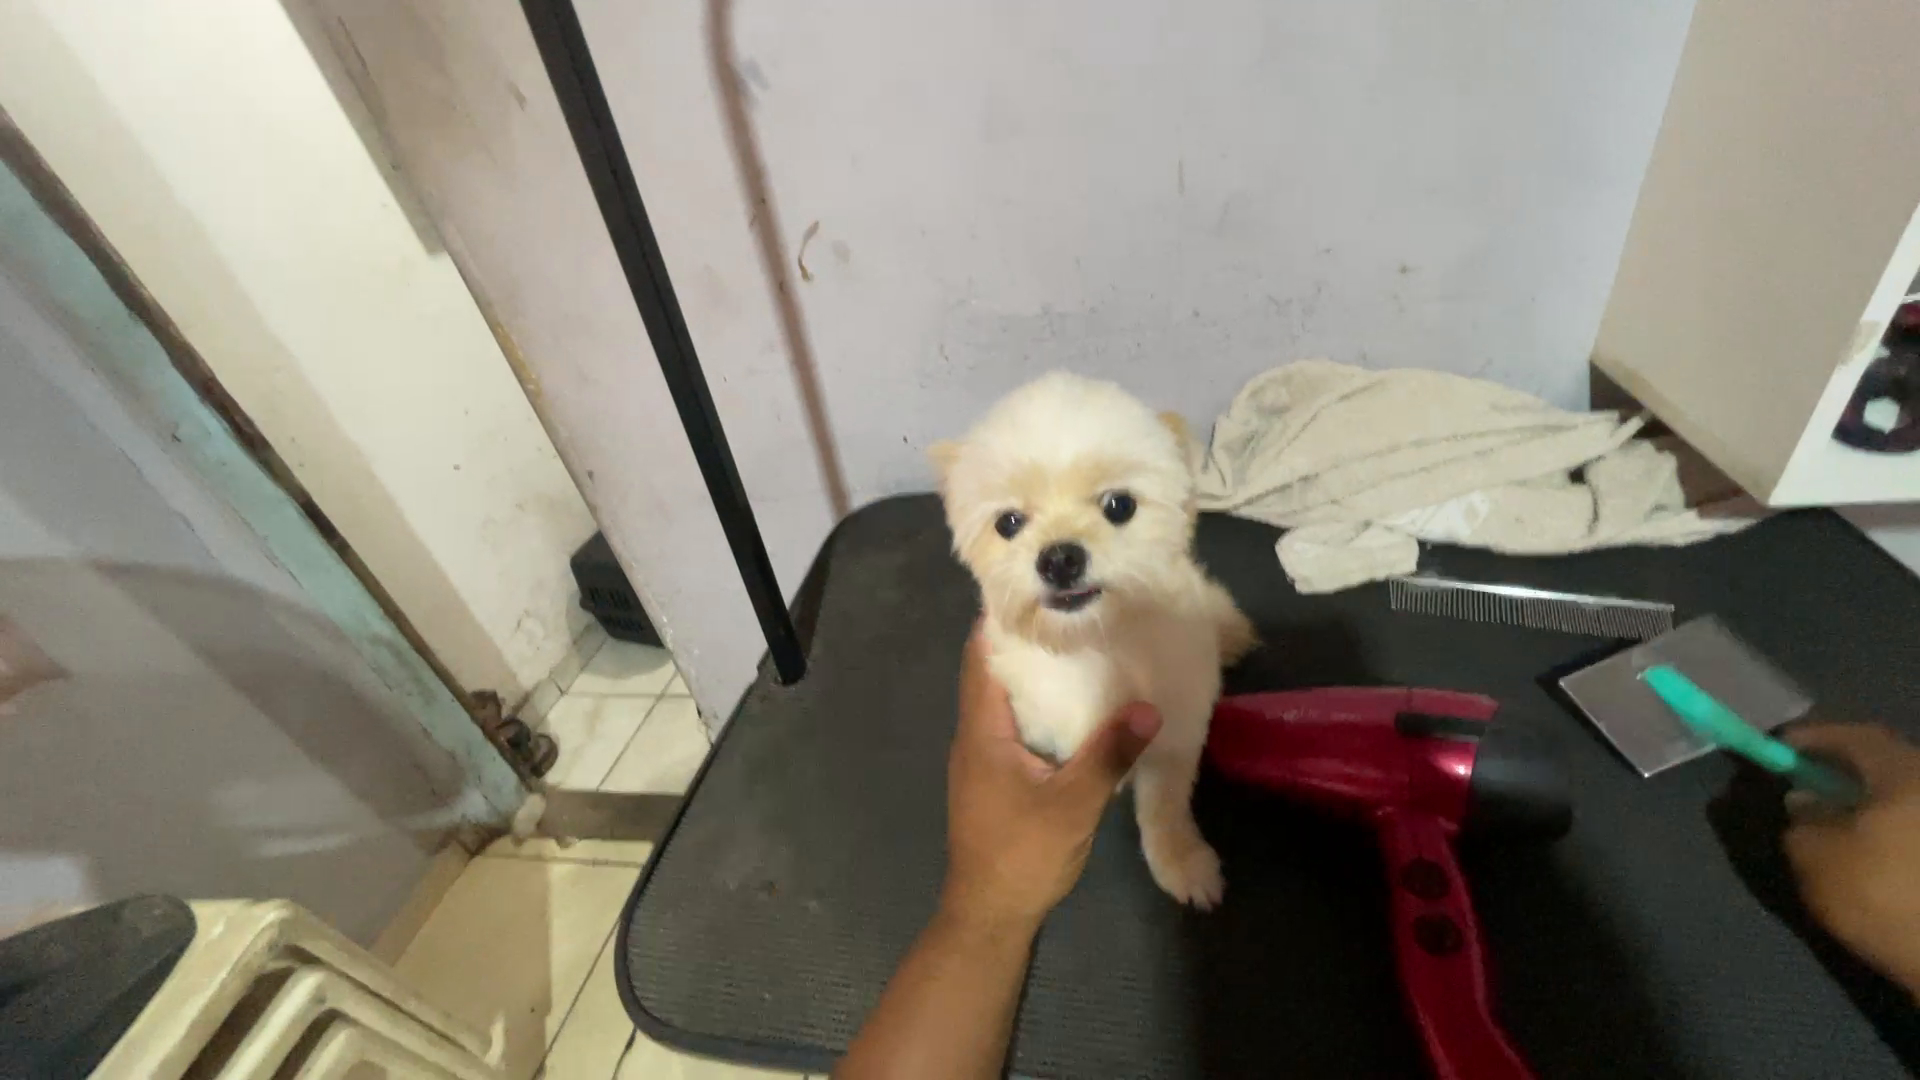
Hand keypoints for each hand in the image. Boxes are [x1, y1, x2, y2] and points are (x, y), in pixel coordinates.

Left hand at [941, 627, 1160, 933]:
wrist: (988, 914)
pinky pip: (1007, 725)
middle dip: (1020, 642)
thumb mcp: (1074, 804)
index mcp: (982, 730)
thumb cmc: (1022, 854)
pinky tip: (1065, 706)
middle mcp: (973, 735)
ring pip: (999, 700)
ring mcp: (980, 757)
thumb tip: (1148, 707)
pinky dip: (1031, 705)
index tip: (1028, 590)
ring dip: (1027, 674)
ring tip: (1069, 647)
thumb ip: (1109, 754)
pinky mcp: (991, 776)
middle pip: (989, 673)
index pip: (981, 658)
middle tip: (1062, 612)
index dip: (998, 621)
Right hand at [1782, 723, 1919, 992]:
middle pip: (1897, 767)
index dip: (1816, 737)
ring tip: (1848, 828)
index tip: (1781, 748)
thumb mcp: (1812, 855)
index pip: (1860, 737)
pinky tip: (1887, 858)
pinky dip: (1903, 836)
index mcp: (1911, 780)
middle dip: (1853, 773)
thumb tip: (1808, 800)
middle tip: (1813, 788)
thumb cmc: (1883, 898)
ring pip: (1914, 802)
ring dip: (1882, 807)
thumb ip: (1801, 818)